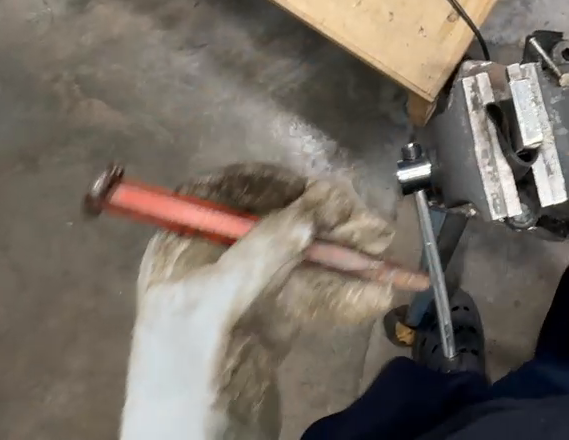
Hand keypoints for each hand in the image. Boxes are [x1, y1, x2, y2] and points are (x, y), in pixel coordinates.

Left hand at [118, 164, 395, 439]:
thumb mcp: (211, 312)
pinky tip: (377, 295)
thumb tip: (314, 206)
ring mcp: (246, 294)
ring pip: (302, 258)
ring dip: (347, 257)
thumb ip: (259, 255)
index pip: (228, 194)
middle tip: (371, 226)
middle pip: (276, 222)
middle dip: (325, 223)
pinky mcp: (273, 324)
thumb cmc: (181, 384)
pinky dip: (346, 294)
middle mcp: (214, 263)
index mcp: (182, 250)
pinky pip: (314, 295)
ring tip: (386, 258)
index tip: (317, 189)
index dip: (273, 185)